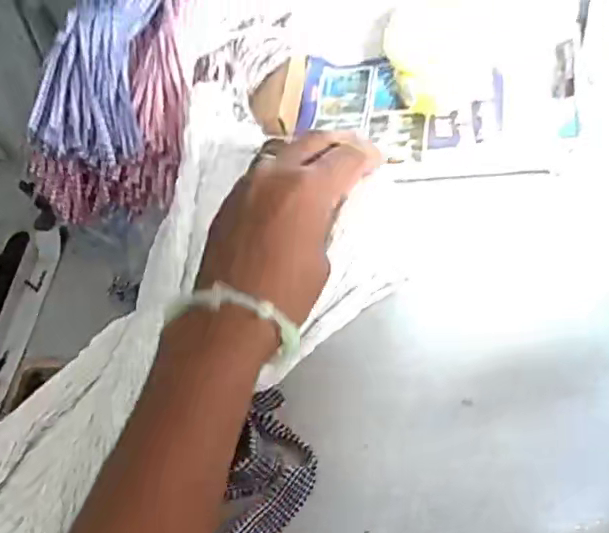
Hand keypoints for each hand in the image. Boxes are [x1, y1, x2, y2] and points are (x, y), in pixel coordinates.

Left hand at [195, 131, 380, 325]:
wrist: (232, 315)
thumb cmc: (287, 297)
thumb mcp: (322, 262)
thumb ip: (325, 225)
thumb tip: (323, 212)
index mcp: (307, 189)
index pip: (345, 158)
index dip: (366, 157)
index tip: (377, 160)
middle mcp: (277, 174)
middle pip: (313, 142)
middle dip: (339, 143)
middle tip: (355, 150)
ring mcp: (249, 182)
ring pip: (284, 151)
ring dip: (307, 152)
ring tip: (322, 162)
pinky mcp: (231, 199)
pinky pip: (263, 172)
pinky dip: (283, 171)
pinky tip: (291, 185)